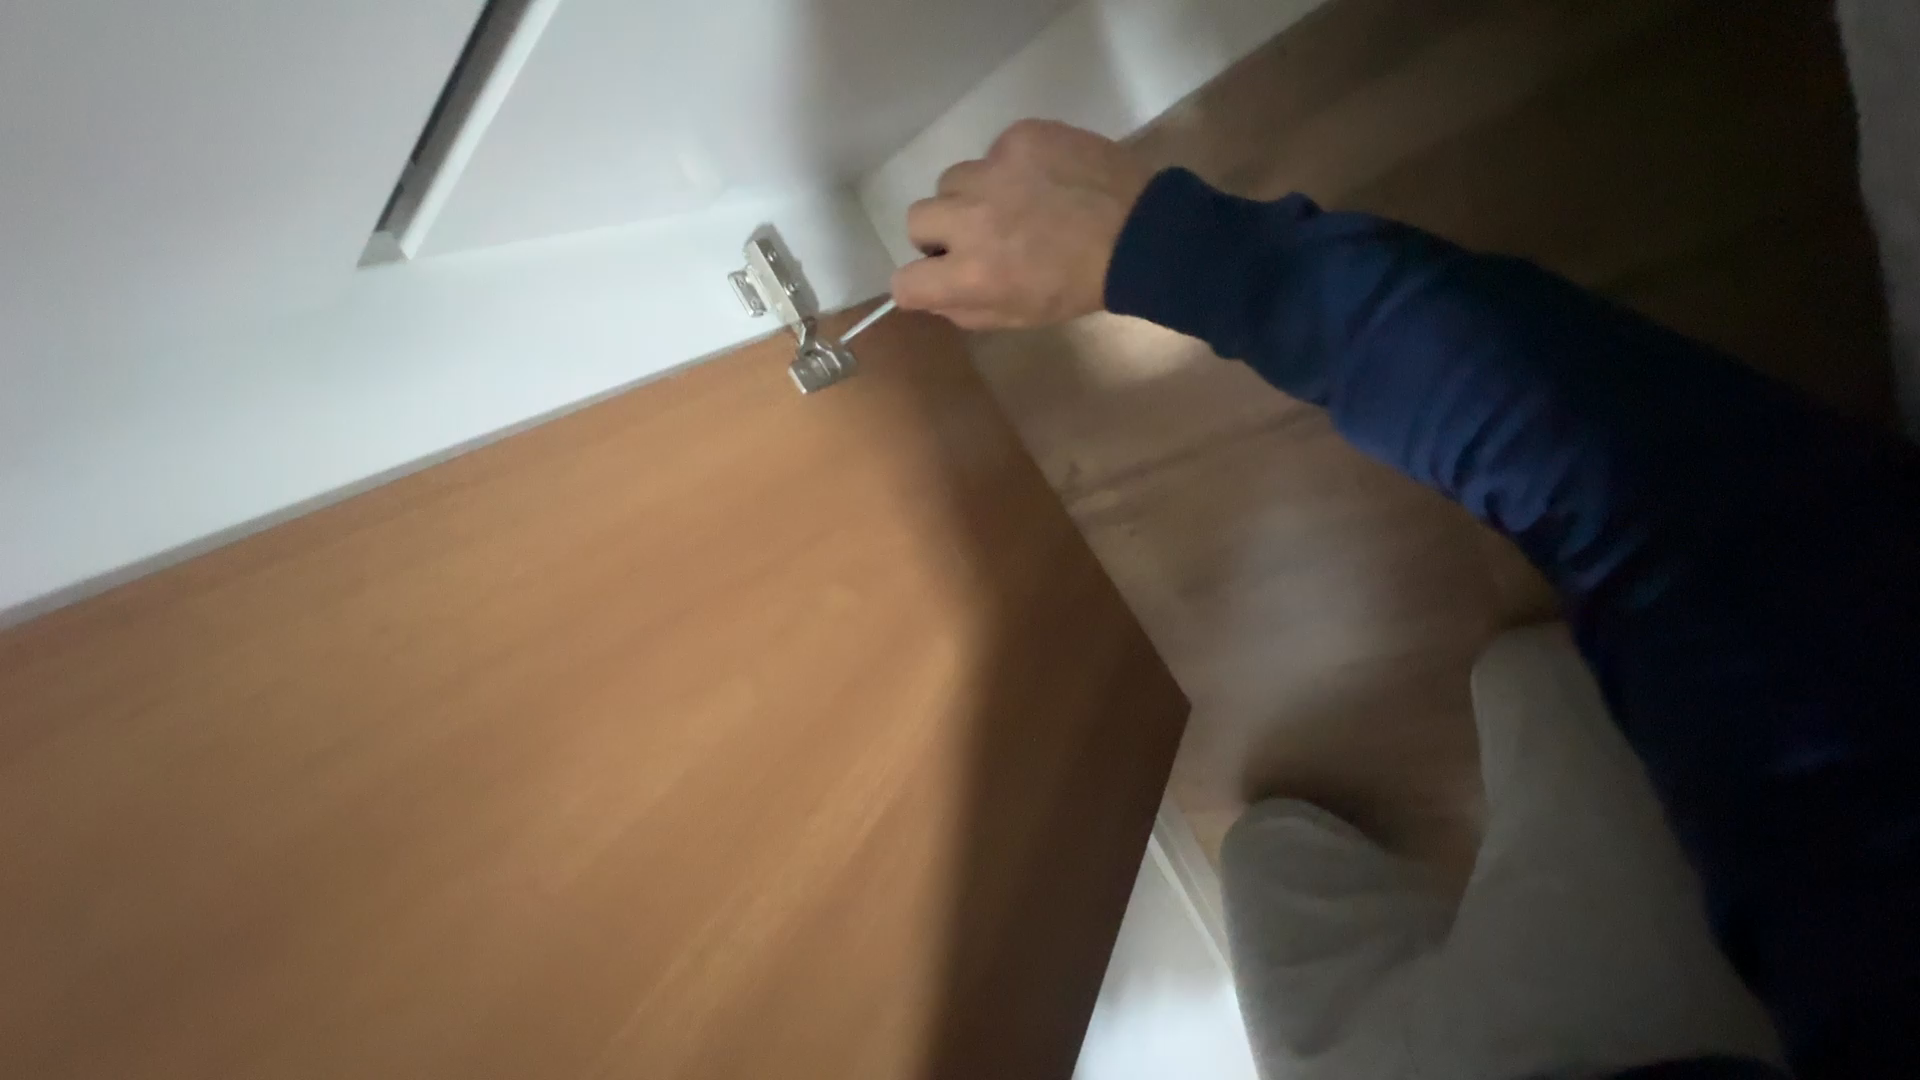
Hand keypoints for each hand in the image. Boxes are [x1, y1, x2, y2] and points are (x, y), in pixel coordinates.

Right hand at [891, 120, 1152, 330]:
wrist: (1140, 235)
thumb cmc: (1077, 287)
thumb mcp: (1017, 317)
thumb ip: (965, 310)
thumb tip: (933, 293)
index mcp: (970, 275)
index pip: (904, 282)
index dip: (918, 283)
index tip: (938, 276)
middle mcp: (971, 220)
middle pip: (916, 218)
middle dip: (940, 231)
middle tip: (978, 236)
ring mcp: (994, 171)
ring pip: (952, 180)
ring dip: (972, 196)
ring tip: (1014, 204)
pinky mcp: (1020, 137)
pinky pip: (993, 152)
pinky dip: (1009, 167)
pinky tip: (1042, 180)